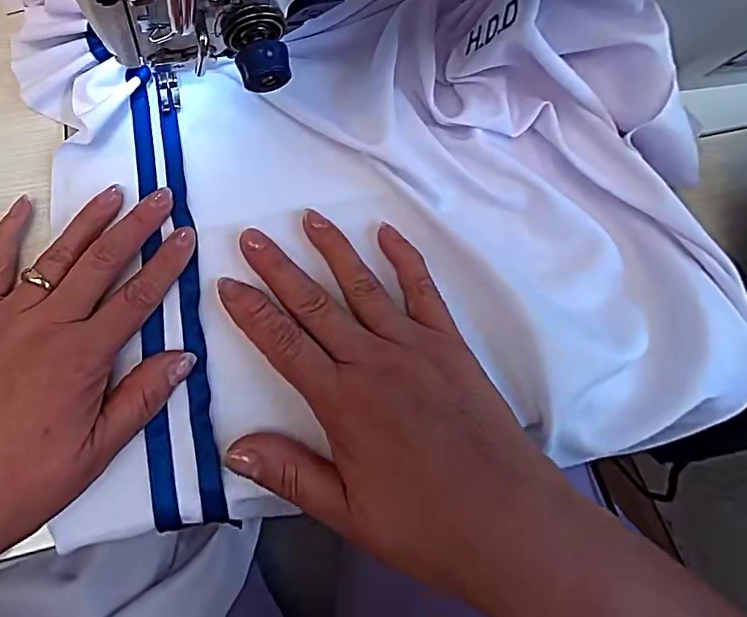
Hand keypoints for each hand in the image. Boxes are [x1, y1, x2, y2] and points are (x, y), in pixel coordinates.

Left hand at [0, 188, 197, 616]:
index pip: (136, 297)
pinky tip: (22, 208)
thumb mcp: (91, 455)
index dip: (166, 264)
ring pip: (58, 255)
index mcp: (80, 358)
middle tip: (159, 199)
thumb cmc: (11, 485)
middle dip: (137, 225)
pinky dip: (8, 231)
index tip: (183, 238)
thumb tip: (179, 361)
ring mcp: (6, 316)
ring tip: (112, 195)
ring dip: (88, 221)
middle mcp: (47, 326)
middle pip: (103, 261)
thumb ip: (139, 401)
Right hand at [218, 212, 739, 616]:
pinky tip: (386, 232)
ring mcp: (414, 347)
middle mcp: (373, 362)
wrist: (519, 530)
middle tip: (251, 236)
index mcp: (344, 401)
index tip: (226, 282)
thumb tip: (232, 448)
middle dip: (277, 267)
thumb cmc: (429, 526)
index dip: (250, 311)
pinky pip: (423, 291)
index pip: (283, 343)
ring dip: (332, 249)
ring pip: (362, 286)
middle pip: (314, 303)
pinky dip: (404, 258)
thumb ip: (290, 474)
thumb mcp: (350, 514)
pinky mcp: (450, 344)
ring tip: (308, 218)